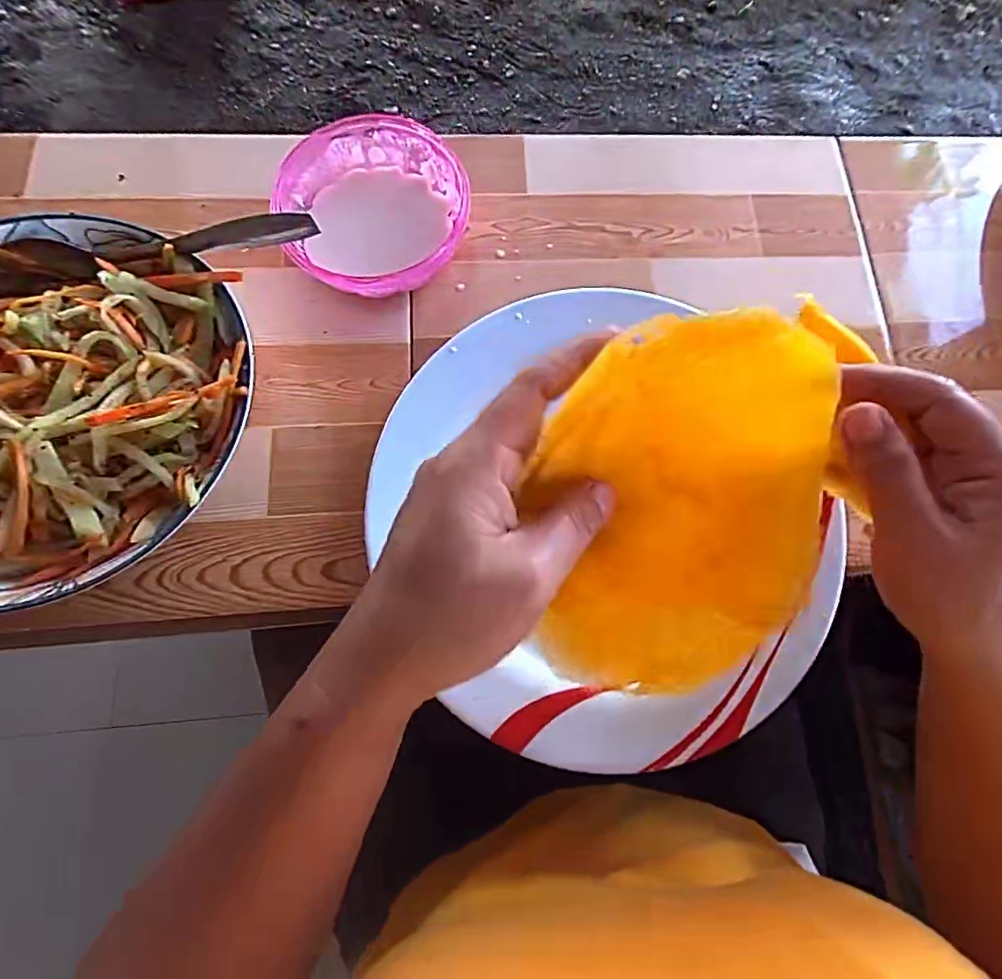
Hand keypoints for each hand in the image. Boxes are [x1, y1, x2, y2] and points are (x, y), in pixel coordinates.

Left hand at [326, 335, 616, 709]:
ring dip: (554, 439)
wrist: (379, 662)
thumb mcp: (529, 575)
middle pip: (517, 413)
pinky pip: (499, 476)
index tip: (612, 339)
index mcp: (473, 464)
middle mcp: (456, 463)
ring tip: (606, 441)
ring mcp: (446, 487)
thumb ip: (572, 524)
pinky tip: (564, 492)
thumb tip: (602, 488)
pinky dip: (536, 472)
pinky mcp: (445, 513)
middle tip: (622, 394)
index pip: (527, 392)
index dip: (571, 360)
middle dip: (570, 396)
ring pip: (509, 446)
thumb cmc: (451, 620)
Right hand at [837, 365, 1001, 656]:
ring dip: (876, 433)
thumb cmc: (953, 603)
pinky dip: (885, 460)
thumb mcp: (912, 533)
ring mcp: (987, 482)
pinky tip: (848, 463)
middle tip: (817, 407)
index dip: (881, 382)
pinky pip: (923, 465)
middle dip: (874, 405)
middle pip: (933, 413)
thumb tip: (856, 409)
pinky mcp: (969, 501)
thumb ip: (885, 466)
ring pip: (924, 438)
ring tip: (824, 431)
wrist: (987, 664)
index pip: (938, 398)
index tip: (827, 382)